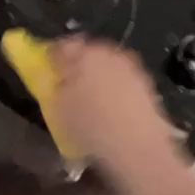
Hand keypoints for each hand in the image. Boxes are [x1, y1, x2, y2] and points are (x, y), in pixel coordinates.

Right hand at [50, 37, 185, 188]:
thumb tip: (57, 77)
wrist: (137, 148)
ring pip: (107, 65)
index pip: (61, 46)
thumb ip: (55, 86)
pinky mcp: (147, 84)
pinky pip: (123, 81)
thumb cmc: (90, 128)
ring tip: (91, 99)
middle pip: (87, 52)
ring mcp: (131, 67)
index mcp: (82, 54)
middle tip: (69, 84)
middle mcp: (108, 53)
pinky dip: (115, 89)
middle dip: (77, 64)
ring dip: (98, 76)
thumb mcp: (58, 110)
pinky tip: (112, 109)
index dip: (52, 57)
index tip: (48, 70)